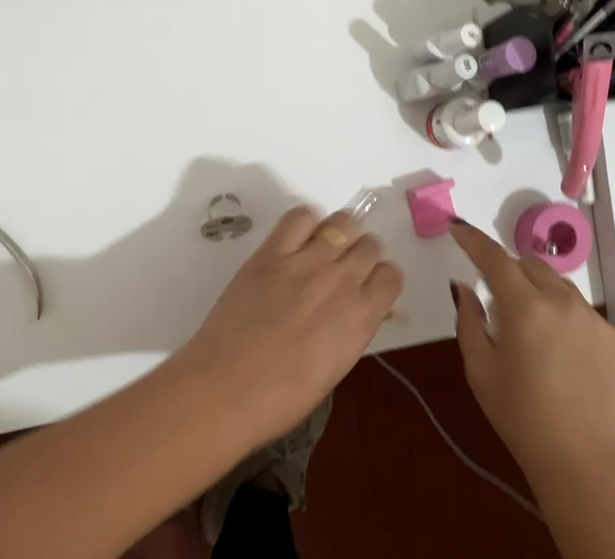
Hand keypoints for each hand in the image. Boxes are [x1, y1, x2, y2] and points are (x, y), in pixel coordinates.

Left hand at [176, 206, 402, 447]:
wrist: (223, 392)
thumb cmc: (281, 398)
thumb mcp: (334, 368)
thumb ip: (353, 330)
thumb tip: (361, 310)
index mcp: (362, 316)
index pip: (392, 275)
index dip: (379, 280)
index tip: (366, 288)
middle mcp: (342, 281)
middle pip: (370, 245)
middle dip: (361, 256)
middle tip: (340, 272)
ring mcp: (306, 262)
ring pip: (343, 223)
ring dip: (340, 234)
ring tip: (323, 250)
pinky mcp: (271, 253)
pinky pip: (300, 216)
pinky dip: (306, 224)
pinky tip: (297, 241)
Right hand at [448, 219, 614, 480]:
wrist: (580, 458)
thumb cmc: (520, 417)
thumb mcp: (480, 370)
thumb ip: (469, 320)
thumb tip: (465, 287)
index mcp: (525, 308)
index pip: (496, 258)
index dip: (474, 241)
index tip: (458, 228)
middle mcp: (562, 301)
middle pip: (530, 264)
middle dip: (509, 270)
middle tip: (496, 299)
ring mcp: (591, 316)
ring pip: (558, 283)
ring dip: (537, 290)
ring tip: (529, 329)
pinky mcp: (611, 335)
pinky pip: (579, 309)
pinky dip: (562, 314)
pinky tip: (557, 351)